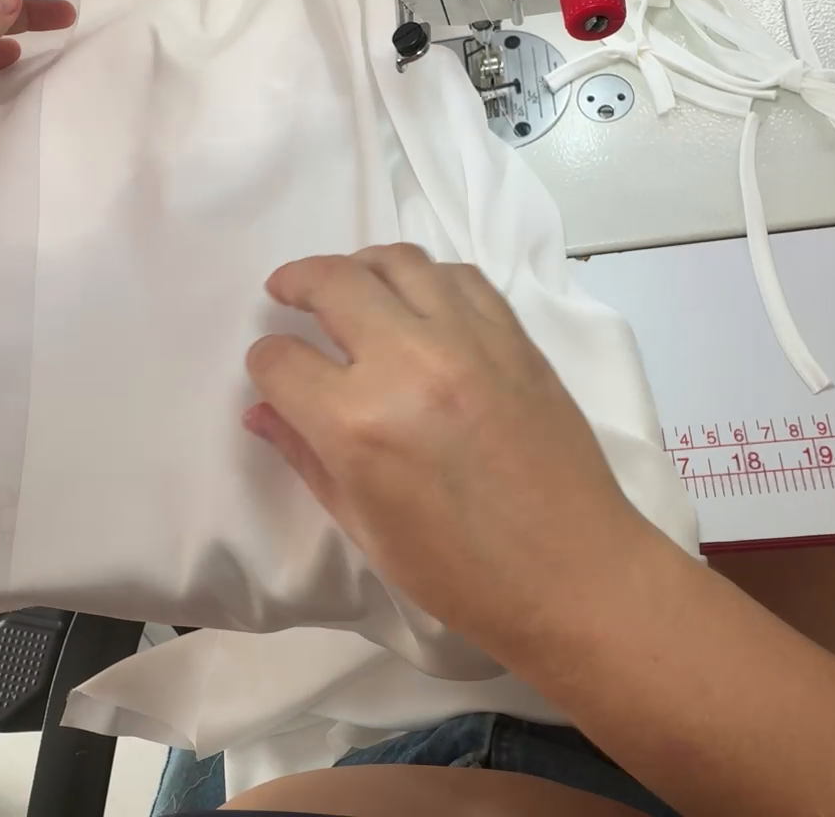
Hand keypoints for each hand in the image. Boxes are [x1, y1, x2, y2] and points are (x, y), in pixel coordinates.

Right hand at [244, 245, 661, 645]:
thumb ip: (305, 456)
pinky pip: (462, 277)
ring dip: (360, 263)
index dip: (266, 362)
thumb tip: (260, 410)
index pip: (282, 362)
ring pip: (401, 261)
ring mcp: (469, 341)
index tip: (273, 369)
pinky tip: (418, 297)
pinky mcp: (514, 337)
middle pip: (335, 283)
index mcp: (358, 424)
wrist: (573, 571)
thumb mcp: (365, 527)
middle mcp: (410, 363)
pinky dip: (427, 276)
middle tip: (287, 289)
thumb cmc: (460, 572)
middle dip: (297, 281)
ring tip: (349, 280)